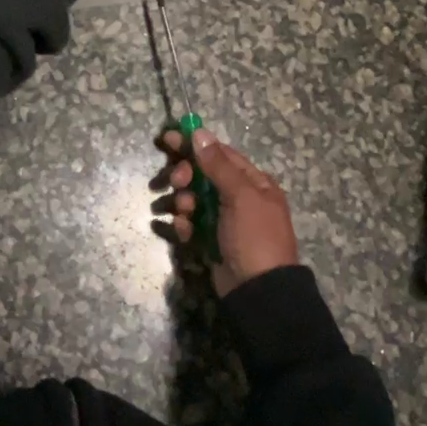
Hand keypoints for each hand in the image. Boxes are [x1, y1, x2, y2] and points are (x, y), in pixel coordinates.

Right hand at [153, 129, 299, 295]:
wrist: (259, 292)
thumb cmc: (255, 237)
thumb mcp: (241, 196)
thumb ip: (218, 165)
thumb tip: (200, 132)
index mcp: (254, 183)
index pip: (220, 153)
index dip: (194, 145)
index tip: (167, 139)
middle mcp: (239, 197)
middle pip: (203, 175)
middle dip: (186, 176)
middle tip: (176, 181)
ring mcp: (224, 220)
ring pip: (193, 198)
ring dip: (183, 202)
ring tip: (184, 213)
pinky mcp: (210, 240)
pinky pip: (191, 223)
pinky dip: (185, 224)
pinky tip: (185, 232)